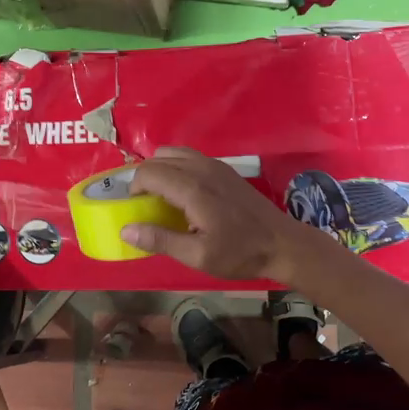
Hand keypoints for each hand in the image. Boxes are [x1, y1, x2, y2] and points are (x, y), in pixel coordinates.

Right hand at [121, 148, 332, 281]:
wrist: (282, 244)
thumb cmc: (240, 253)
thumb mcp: (197, 255)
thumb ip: (160, 240)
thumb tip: (126, 230)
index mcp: (191, 188)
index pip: (147, 173)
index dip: (134, 189)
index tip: (137, 211)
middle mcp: (200, 168)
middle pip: (157, 159)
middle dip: (144, 179)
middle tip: (147, 207)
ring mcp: (214, 165)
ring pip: (173, 153)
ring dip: (160, 170)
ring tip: (163, 198)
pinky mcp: (224, 169)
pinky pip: (189, 157)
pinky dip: (176, 168)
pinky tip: (184, 194)